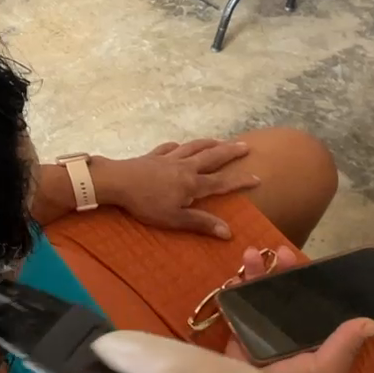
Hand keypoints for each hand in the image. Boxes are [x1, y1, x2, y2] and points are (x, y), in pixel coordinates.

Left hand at [98, 140, 258, 238]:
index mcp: (192, 183)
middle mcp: (183, 167)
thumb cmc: (145, 203)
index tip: (257, 177)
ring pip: (192, 148)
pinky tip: (178, 145)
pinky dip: (176, 146)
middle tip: (245, 146)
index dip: (240, 181)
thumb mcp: (174, 218)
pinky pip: (167, 148)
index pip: (222, 182)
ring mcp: (167, 158)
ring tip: (219, 140)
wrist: (116, 181)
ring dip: (207, 143)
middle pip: (211, 157)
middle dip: (229, 152)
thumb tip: (229, 232)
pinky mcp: (151, 156)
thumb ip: (201, 223)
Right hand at [223, 247, 373, 372]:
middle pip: (283, 291)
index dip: (307, 279)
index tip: (301, 259)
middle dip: (279, 270)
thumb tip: (373, 319)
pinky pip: (234, 304)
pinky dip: (233, 289)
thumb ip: (345, 344)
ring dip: (255, 272)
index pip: (311, 301)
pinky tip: (234, 277)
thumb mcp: (327, 368)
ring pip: (258, 293)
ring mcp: (259, 328)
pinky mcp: (236, 330)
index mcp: (311, 336)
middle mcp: (286, 328)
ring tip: (250, 254)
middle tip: (277, 251)